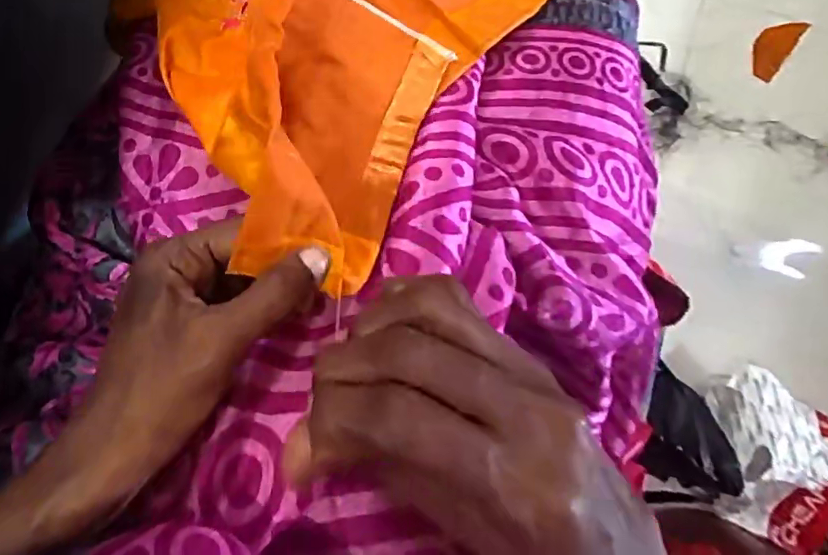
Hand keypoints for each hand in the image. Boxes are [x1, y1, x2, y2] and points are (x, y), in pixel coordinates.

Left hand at [73, 217, 329, 493]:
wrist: (112, 455)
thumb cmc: (164, 389)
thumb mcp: (223, 338)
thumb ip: (273, 294)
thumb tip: (320, 254)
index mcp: (170, 255)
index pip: (236, 234)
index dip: (282, 244)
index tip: (328, 255)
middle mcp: (169, 266)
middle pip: (235, 258)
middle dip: (278, 272)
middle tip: (329, 285)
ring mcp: (173, 296)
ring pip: (232, 285)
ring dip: (270, 294)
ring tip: (316, 302)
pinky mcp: (179, 326)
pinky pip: (223, 308)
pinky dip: (253, 314)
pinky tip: (286, 321)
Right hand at [285, 275, 662, 554]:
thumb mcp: (466, 539)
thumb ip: (391, 473)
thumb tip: (308, 444)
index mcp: (519, 483)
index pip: (401, 418)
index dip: (333, 422)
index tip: (298, 452)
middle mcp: (527, 408)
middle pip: (405, 354)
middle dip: (341, 371)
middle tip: (315, 399)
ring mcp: (529, 368)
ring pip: (426, 309)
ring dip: (368, 328)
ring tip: (348, 361)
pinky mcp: (524, 350)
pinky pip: (451, 298)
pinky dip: (401, 301)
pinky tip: (381, 327)